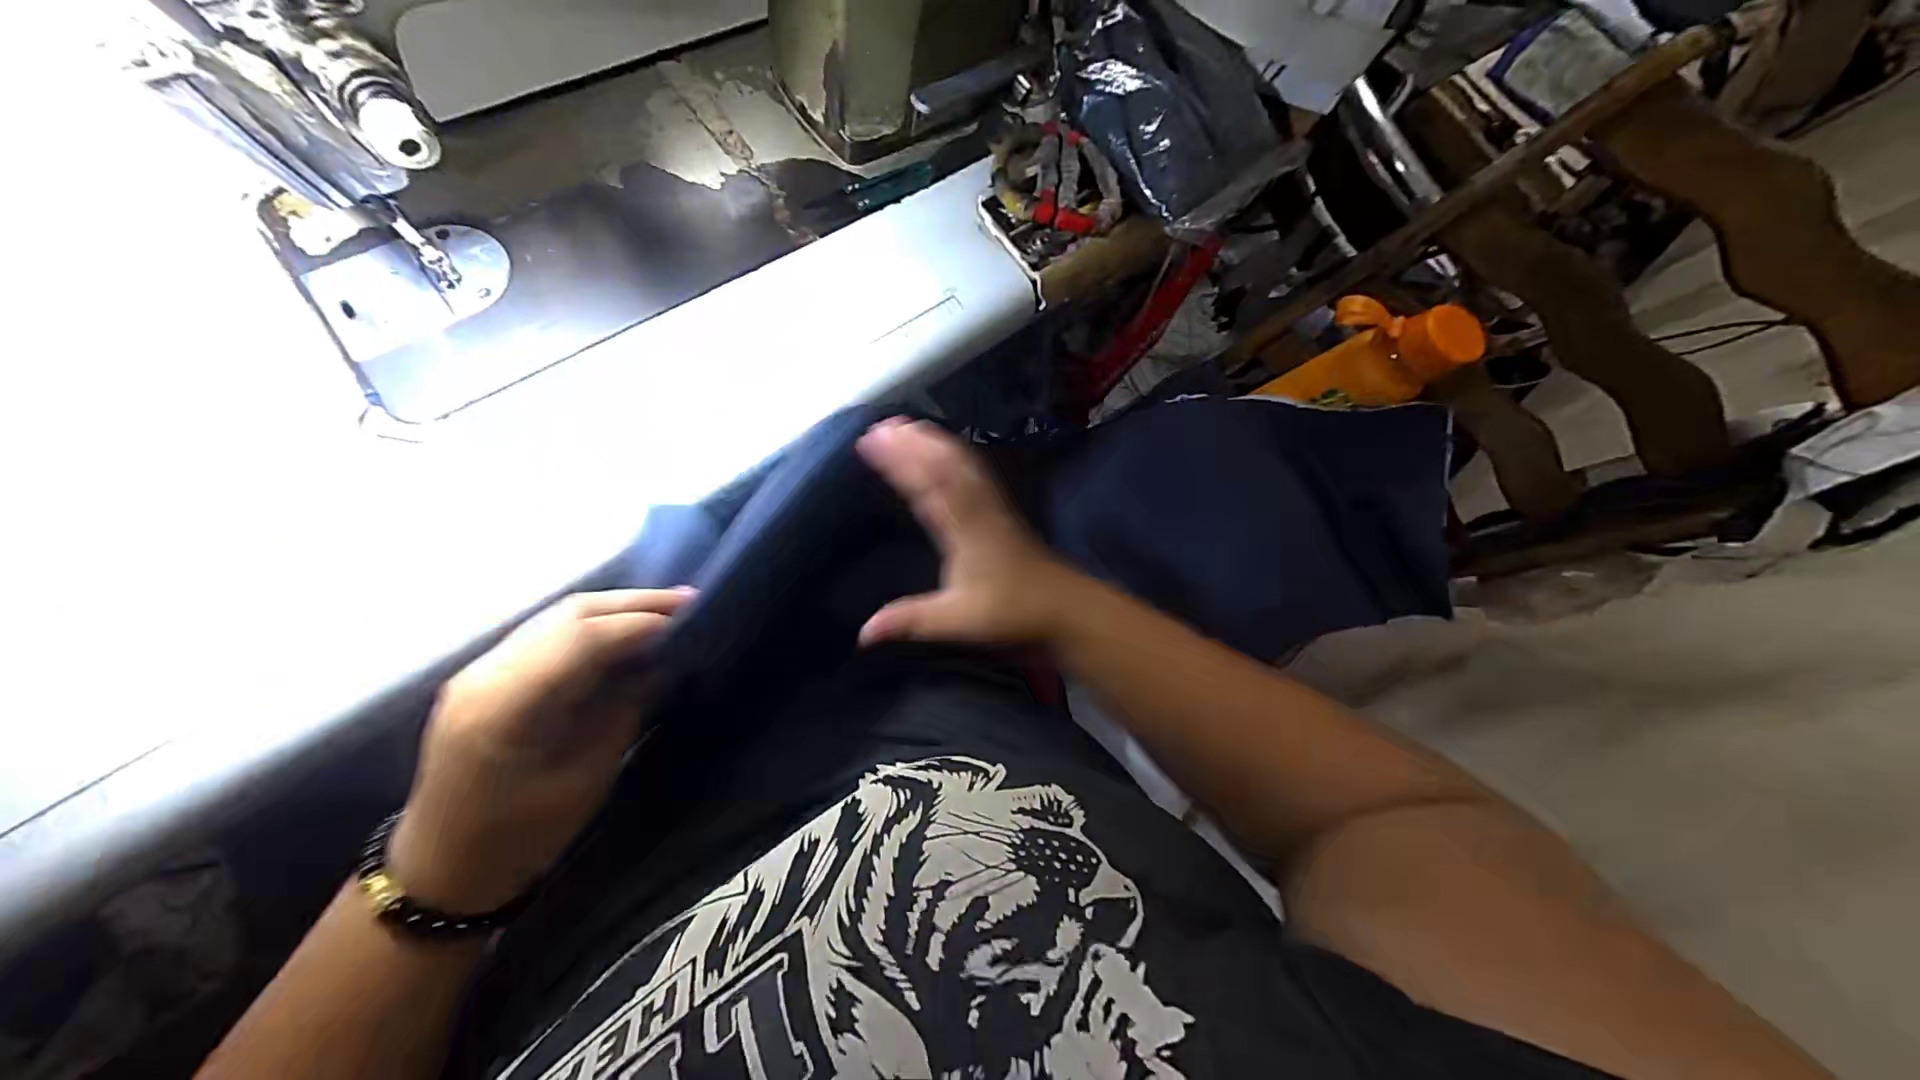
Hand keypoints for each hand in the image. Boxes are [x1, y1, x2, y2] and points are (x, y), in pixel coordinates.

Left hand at [387, 588, 690, 913]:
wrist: (441, 868)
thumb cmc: (521, 838)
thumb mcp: (587, 777)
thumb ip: (624, 709)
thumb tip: (664, 662)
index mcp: (505, 709)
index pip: (581, 640)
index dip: (639, 622)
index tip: (690, 617)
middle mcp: (484, 676)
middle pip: (568, 615)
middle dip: (633, 603)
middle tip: (687, 600)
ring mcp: (477, 670)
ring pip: (556, 616)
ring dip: (614, 607)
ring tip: (665, 608)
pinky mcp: (483, 674)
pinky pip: (545, 631)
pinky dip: (590, 623)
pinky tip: (622, 627)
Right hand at [856, 417, 1085, 646]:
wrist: (1065, 607)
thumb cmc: (1014, 612)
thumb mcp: (959, 620)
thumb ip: (911, 620)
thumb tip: (864, 633)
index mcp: (966, 531)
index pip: (929, 486)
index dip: (901, 461)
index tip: (873, 442)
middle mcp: (980, 510)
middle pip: (946, 466)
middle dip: (914, 444)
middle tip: (884, 425)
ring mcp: (994, 508)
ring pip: (963, 465)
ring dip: (935, 443)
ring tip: (909, 427)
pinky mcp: (1002, 512)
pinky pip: (976, 474)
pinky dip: (956, 456)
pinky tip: (947, 451)